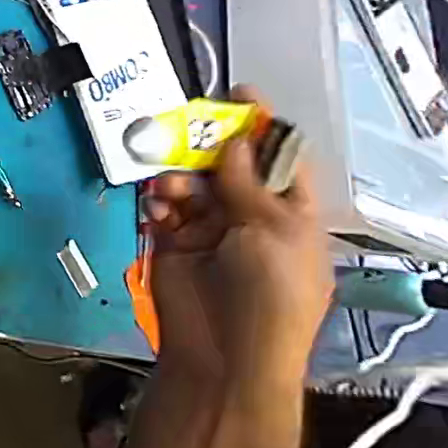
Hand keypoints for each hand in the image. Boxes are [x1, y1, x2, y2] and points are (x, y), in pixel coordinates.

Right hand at [140, 89, 331, 385]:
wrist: (224, 354)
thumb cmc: (269, 293)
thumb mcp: (273, 232)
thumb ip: (248, 182)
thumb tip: (236, 140)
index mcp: (288, 213)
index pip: (277, 158)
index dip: (262, 126)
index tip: (240, 94)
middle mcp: (249, 215)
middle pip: (225, 164)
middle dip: (207, 149)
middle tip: (186, 132)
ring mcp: (208, 227)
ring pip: (189, 181)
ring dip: (178, 180)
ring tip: (170, 192)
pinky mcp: (172, 239)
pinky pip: (162, 205)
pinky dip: (158, 202)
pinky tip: (159, 212)